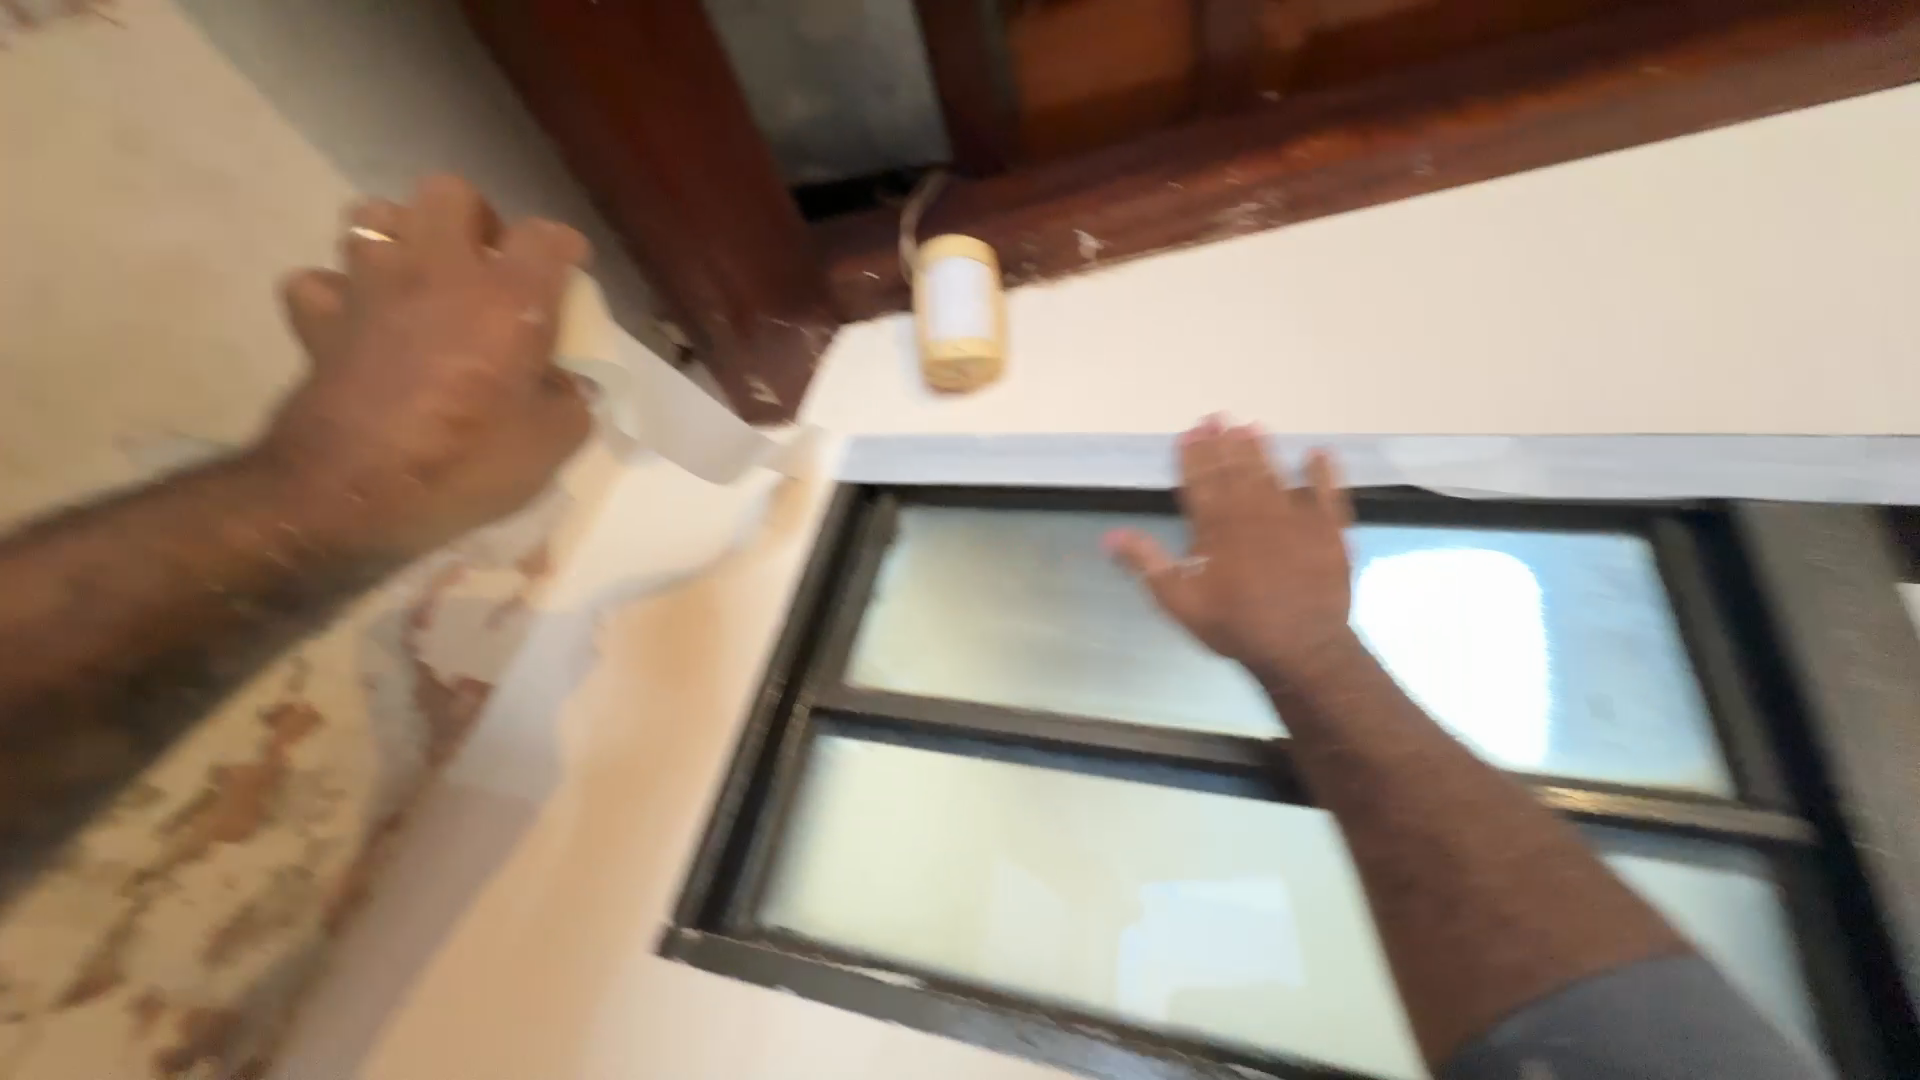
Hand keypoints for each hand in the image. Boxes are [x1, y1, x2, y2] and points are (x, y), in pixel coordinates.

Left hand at [255, 174, 592, 557]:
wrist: (355, 493)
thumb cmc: (472, 463)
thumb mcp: (557, 442)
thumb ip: (571, 400)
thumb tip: (564, 383)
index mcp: (508, 300)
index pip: (545, 237)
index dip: (564, 244)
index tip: (572, 263)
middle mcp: (438, 273)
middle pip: (450, 194)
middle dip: (476, 219)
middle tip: (489, 265)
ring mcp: (368, 289)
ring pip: (372, 217)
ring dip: (403, 241)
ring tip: (423, 283)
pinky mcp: (317, 319)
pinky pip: (320, 281)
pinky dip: (342, 295)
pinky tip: (363, 324)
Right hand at [1106, 416, 1356, 686]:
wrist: (1301, 647)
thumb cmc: (1234, 623)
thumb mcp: (1177, 599)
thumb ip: (1146, 562)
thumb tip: (1110, 534)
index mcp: (1216, 525)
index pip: (1200, 480)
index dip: (1194, 455)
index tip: (1190, 433)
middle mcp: (1253, 511)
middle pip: (1235, 469)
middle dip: (1224, 443)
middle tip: (1218, 418)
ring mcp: (1295, 517)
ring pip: (1274, 473)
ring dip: (1261, 449)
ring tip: (1252, 427)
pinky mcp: (1329, 530)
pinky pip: (1327, 493)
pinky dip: (1322, 473)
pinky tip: (1317, 455)